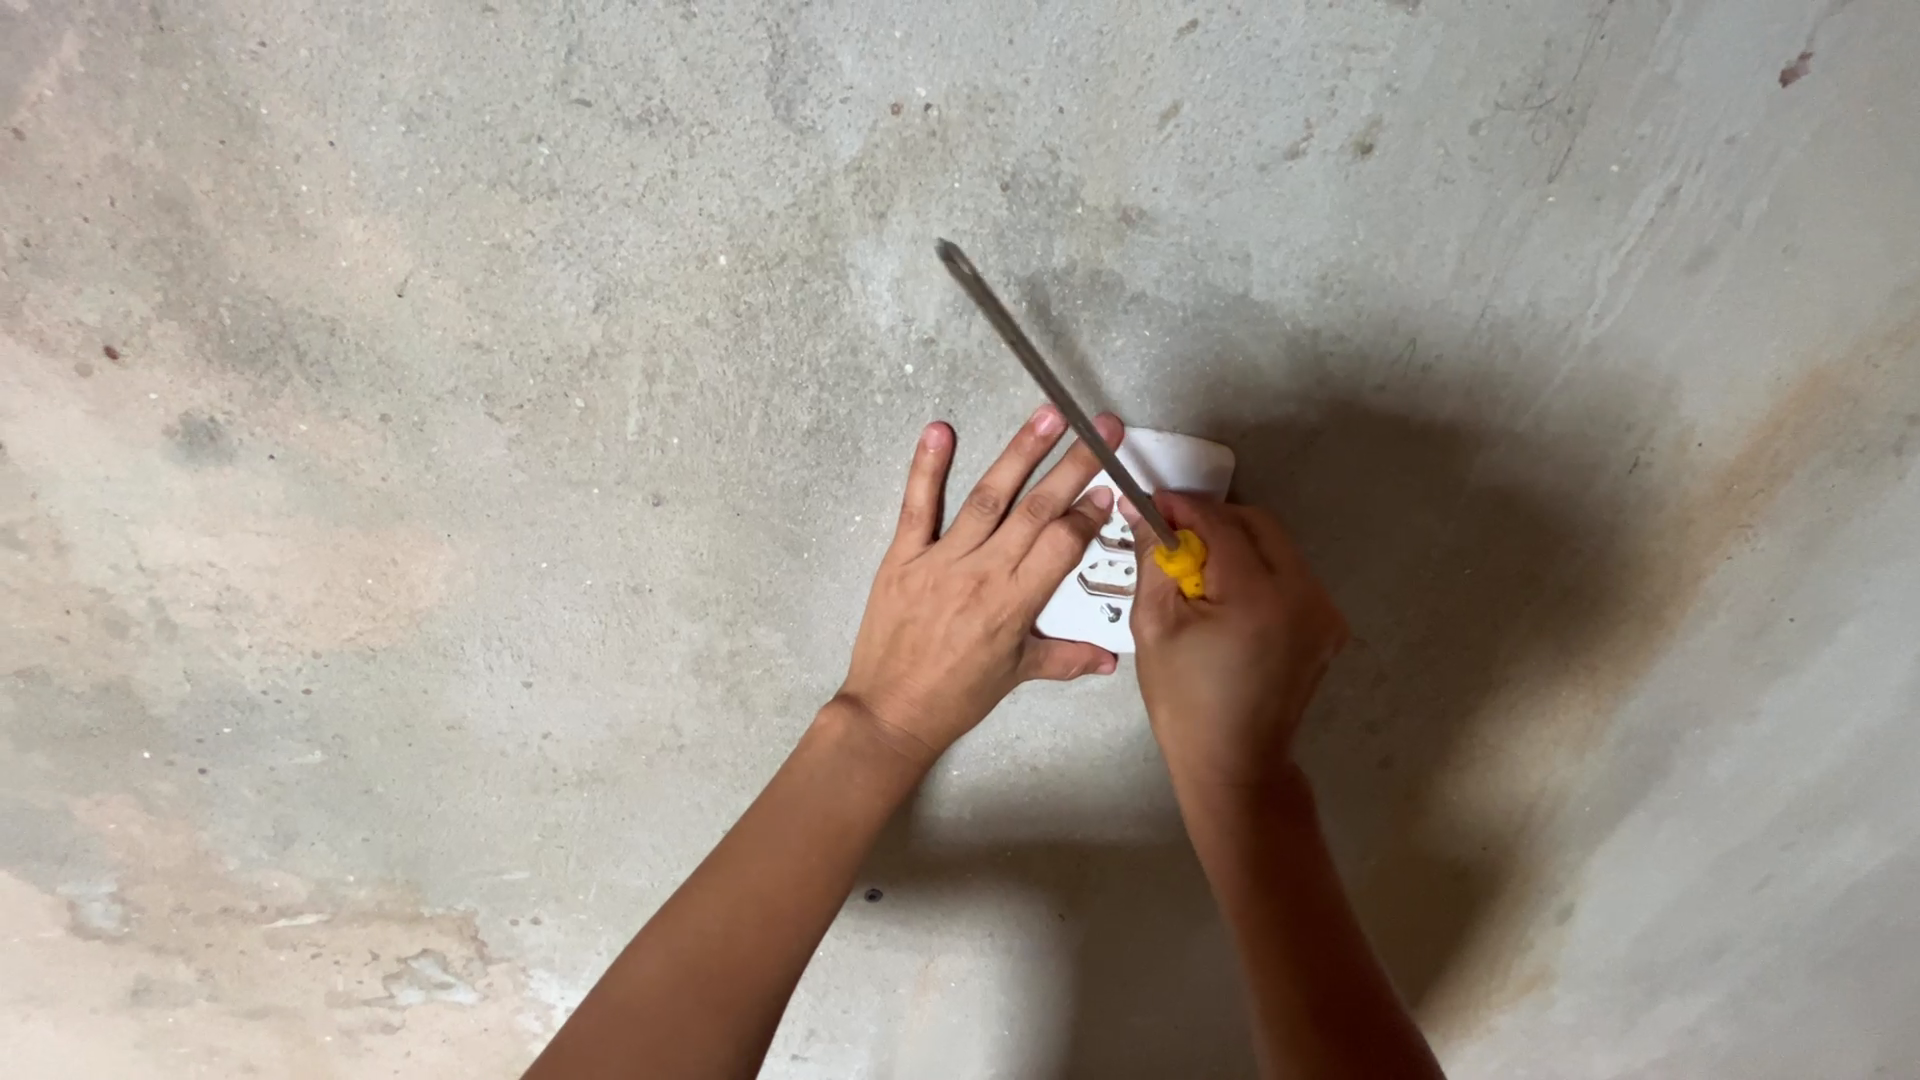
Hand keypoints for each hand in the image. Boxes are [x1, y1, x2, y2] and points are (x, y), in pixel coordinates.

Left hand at [835, 406, 1125, 765]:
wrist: (891, 711)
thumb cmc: (956, 696)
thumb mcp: (1017, 677)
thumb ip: (1066, 658)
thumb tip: (1110, 660)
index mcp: (1015, 603)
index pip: (1063, 543)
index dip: (1089, 512)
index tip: (1109, 484)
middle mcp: (983, 573)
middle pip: (1037, 509)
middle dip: (1074, 465)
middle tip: (1102, 428)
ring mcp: (940, 560)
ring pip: (989, 497)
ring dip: (1020, 452)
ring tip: (1047, 415)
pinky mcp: (902, 556)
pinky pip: (917, 506)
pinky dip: (927, 467)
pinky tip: (940, 430)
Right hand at [1124, 492, 1348, 791]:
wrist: (1234, 763)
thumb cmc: (1184, 700)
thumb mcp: (1154, 626)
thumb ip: (1154, 560)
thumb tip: (1144, 513)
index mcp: (1257, 598)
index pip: (1222, 525)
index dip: (1185, 508)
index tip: (1155, 503)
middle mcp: (1303, 596)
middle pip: (1259, 525)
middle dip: (1214, 520)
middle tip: (1175, 533)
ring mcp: (1324, 612)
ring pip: (1278, 547)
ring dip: (1237, 543)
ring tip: (1198, 566)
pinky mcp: (1328, 626)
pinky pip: (1290, 575)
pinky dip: (1257, 569)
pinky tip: (1227, 594)